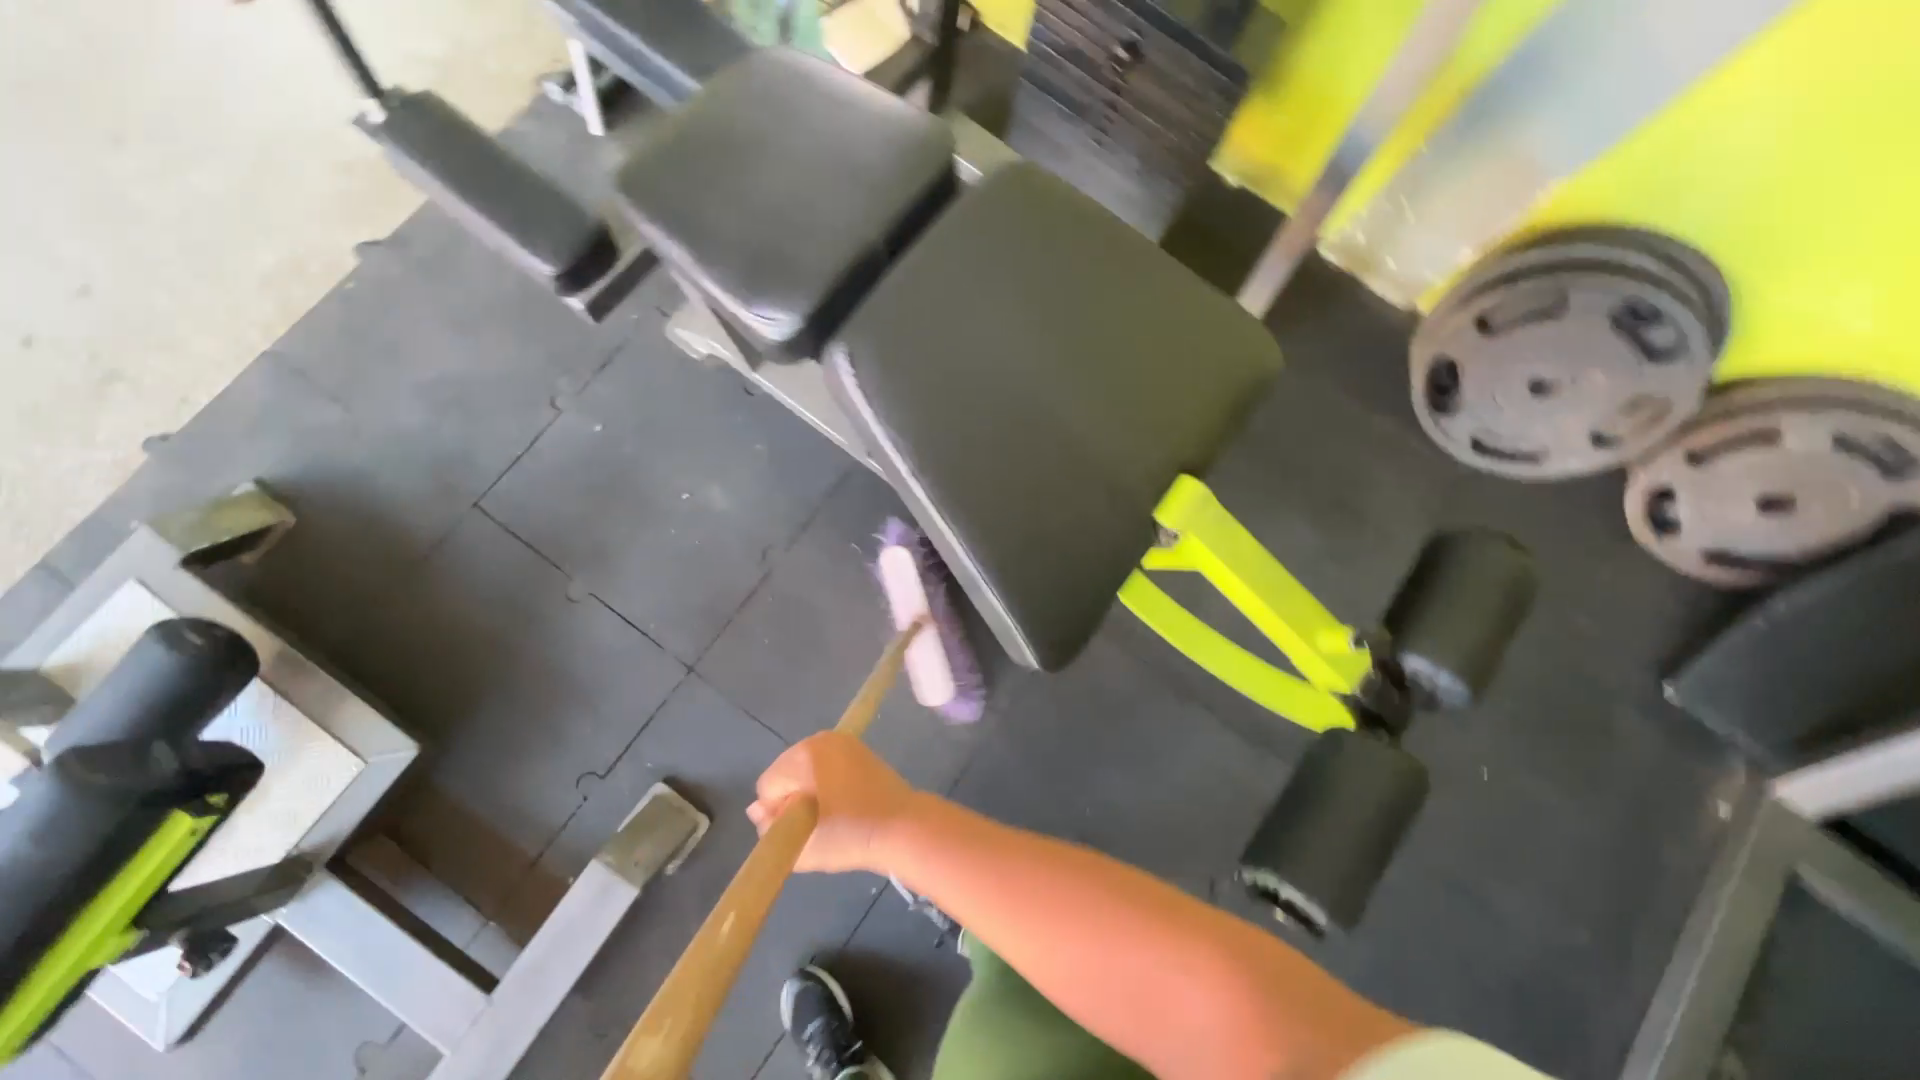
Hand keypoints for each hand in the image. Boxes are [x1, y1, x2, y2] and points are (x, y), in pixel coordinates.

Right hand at [747, 732, 915, 873]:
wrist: (902, 828)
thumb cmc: (849, 836)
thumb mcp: (801, 844)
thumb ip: (770, 828)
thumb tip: (757, 811)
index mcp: (802, 756)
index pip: (768, 785)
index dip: (775, 812)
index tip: (797, 830)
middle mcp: (819, 739)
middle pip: (786, 772)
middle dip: (791, 797)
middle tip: (812, 824)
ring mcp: (842, 741)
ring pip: (806, 768)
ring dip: (809, 789)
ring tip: (829, 815)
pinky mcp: (859, 749)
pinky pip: (827, 765)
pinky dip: (827, 782)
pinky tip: (842, 803)